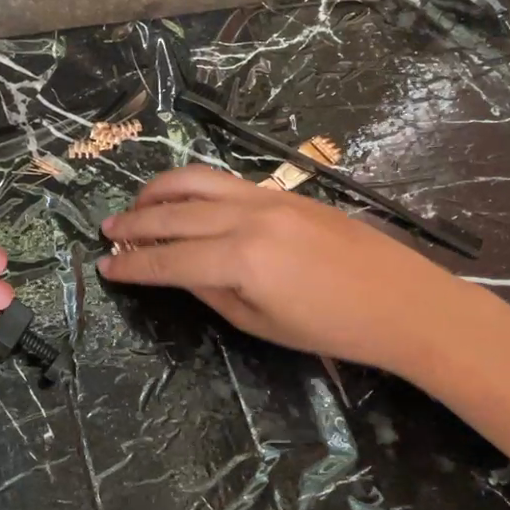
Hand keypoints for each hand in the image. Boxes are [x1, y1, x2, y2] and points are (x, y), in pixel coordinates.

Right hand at [98, 165, 490, 372]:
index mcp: (241, 261)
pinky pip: (221, 179)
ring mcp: (265, 197)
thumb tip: (171, 269)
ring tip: (136, 208)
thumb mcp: (260, 324)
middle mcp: (246, 218)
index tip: (104, 267)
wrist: (404, 303)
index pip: (167, 259)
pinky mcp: (281, 190)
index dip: (132, 265)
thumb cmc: (333, 329)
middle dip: (133, 224)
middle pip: (171, 213)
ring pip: (193, 180)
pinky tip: (179, 199)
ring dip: (156, 192)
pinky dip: (190, 186)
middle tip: (107, 232)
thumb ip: (208, 291)